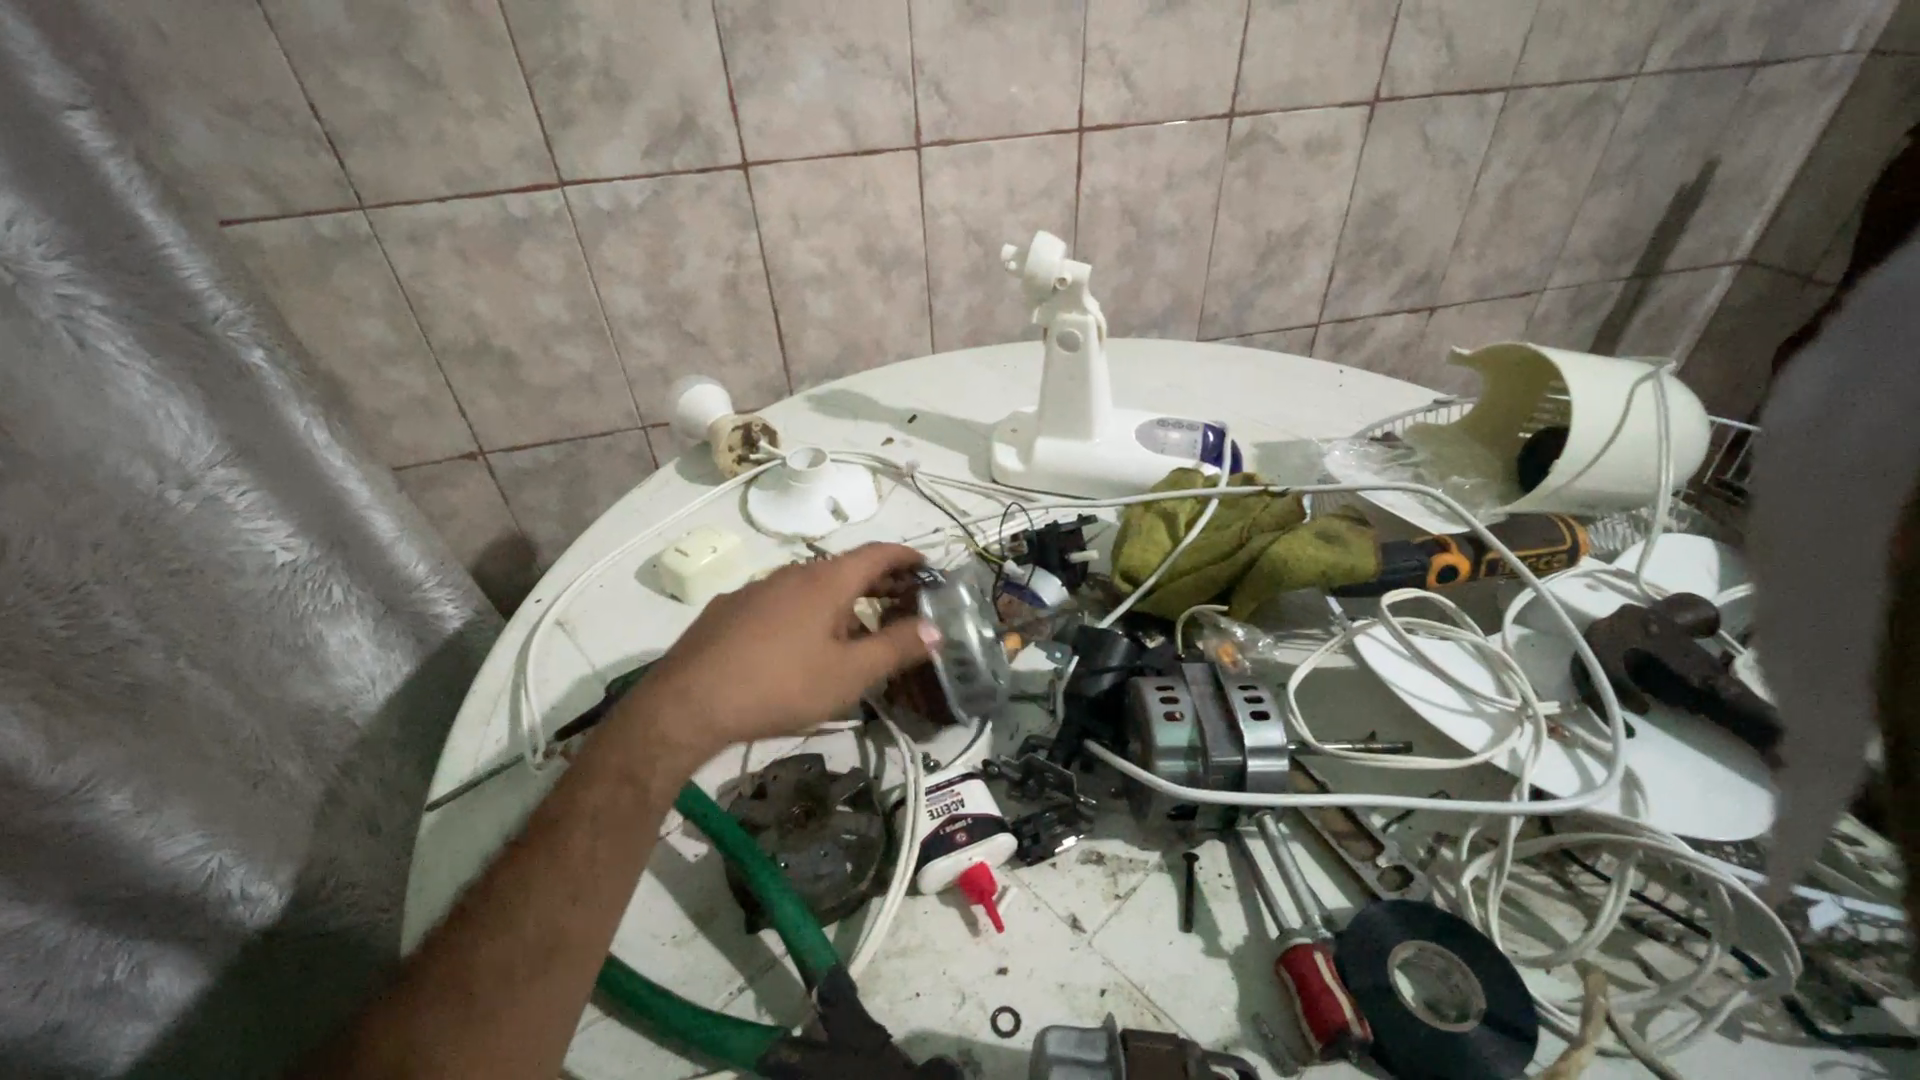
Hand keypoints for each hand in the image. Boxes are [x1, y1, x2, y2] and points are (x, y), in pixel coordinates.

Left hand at [618, 543, 937, 763]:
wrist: (689, 703)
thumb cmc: (781, 686)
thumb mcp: (849, 674)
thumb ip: (896, 648)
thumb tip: (937, 628)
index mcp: (826, 581)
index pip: (877, 553)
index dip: (906, 556)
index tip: (926, 566)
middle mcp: (791, 573)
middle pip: (843, 568)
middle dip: (876, 583)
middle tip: (900, 603)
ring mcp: (755, 589)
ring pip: (809, 586)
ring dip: (839, 600)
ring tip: (853, 630)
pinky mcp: (729, 610)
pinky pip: (779, 602)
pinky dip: (804, 613)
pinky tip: (797, 645)